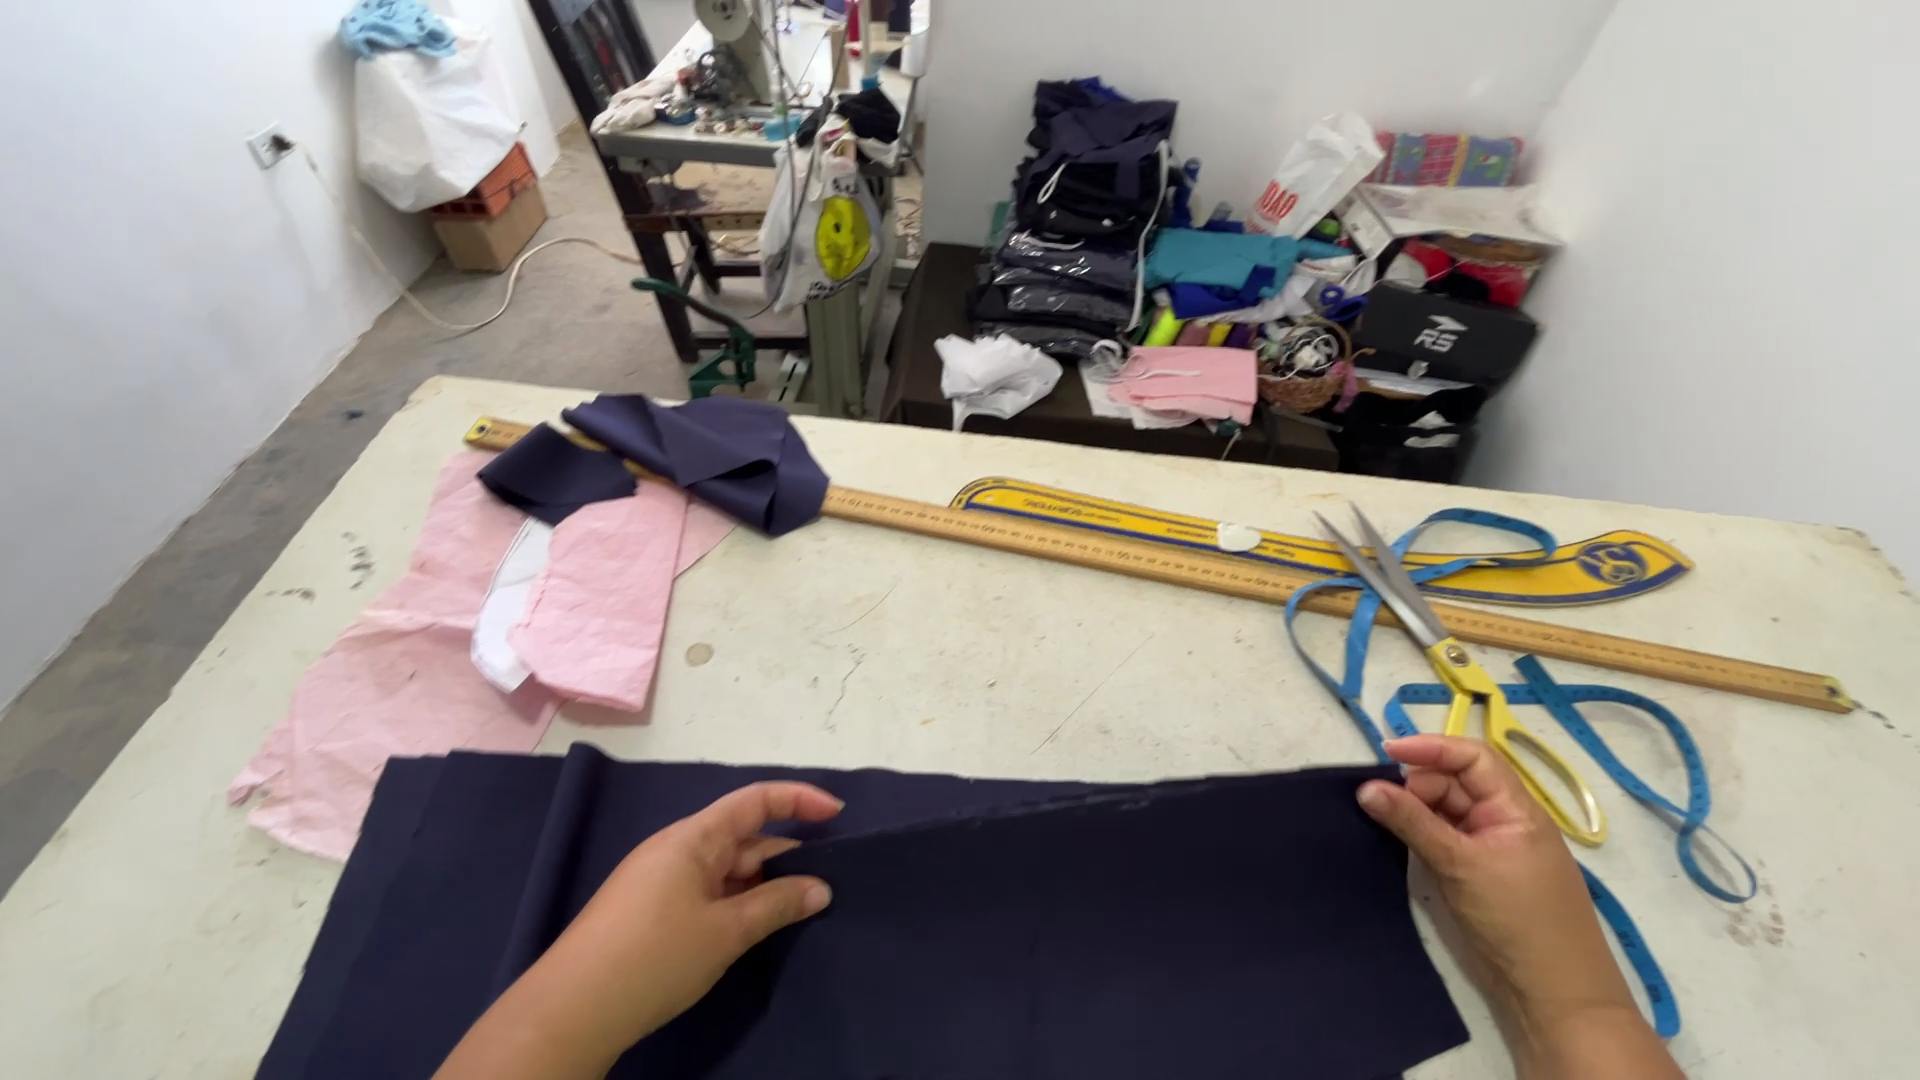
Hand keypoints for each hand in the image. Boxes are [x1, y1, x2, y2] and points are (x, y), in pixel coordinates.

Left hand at [435, 782, 841, 1079]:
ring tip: (796, 910)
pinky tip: (752, 928)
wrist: (569, 1013)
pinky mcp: (650, 910)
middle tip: (824, 885)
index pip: (755, 800)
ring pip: (726, 869)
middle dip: (785, 856)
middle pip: (743, 837)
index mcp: (694, 837)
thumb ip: (777, 904)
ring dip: (761, 884)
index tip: (836, 813)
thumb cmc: (654, 957)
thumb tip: (820, 888)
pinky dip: (736, 902)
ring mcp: (660, 879)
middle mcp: (677, 848)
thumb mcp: (726, 931)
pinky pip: (707, 891)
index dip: (798, 799)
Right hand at [1356, 736, 1678, 1078]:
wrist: (1555, 994)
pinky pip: (1446, 836)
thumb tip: (1364, 786)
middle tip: (1383, 803)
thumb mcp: (1458, 864)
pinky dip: (1422, 832)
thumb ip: (1411, 821)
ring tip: (1387, 823)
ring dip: (1416, 809)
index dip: (1431, 748)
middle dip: (1417, 784)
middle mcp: (1506, 820)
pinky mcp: (1480, 871)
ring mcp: (1493, 846)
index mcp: (1516, 809)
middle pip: (1455, 782)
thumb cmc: (1516, 919)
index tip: (1386, 752)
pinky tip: (1401, 841)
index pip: (1473, 758)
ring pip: (1447, 809)